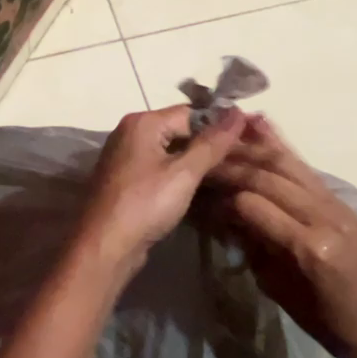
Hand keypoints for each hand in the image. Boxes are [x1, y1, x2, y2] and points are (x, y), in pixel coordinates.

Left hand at [80, 105, 245, 268]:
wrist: (105, 246)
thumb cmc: (145, 204)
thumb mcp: (184, 173)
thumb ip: (212, 143)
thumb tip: (238, 112)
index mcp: (142, 122)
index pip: (191, 113)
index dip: (222, 125)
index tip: (251, 139)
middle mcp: (131, 133)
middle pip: (180, 130)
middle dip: (211, 145)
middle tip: (246, 159)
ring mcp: (127, 157)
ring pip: (172, 152)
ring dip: (198, 162)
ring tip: (232, 174)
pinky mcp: (128, 180)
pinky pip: (161, 169)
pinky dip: (181, 175)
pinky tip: (205, 189)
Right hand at [209, 115, 356, 357]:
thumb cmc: (326, 322)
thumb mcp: (279, 289)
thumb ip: (253, 245)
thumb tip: (224, 213)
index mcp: (308, 247)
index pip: (252, 204)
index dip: (222, 197)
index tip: (198, 192)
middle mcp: (324, 216)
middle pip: (268, 176)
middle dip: (231, 164)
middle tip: (202, 158)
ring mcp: (336, 205)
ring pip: (286, 163)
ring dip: (252, 148)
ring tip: (223, 136)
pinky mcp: (340, 201)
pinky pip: (304, 168)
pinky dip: (279, 147)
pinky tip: (259, 127)